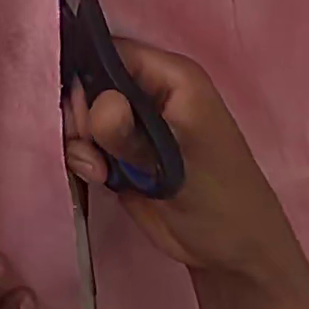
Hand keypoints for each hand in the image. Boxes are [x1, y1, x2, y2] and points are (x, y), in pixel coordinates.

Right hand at [64, 39, 299, 284]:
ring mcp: (132, 120)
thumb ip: (131, 134)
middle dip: (81, 115)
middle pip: (90, 81)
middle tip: (92, 148)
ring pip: (82, 111)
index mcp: (171, 77)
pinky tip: (98, 177)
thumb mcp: (176, 167)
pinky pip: (83, 138)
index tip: (82, 115)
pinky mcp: (119, 147)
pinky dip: (82, 156)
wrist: (229, 256)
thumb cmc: (219, 202)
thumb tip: (96, 105)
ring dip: (79, 141)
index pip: (112, 52)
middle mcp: (149, 90)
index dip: (89, 76)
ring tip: (98, 170)